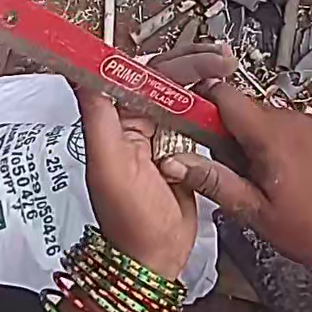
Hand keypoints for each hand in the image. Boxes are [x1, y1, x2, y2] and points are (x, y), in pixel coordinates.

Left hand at [76, 45, 237, 279]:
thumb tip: (83, 72)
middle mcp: (135, 123)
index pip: (138, 75)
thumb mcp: (108, 166)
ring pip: (183, 95)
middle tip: (221, 58)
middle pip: (165, 79)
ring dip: (205, 79)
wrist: (156, 257)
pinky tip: (227, 97)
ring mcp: (160, 135)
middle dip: (194, 64)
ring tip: (227, 67)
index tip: (193, 54)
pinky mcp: (183, 148)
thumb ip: (98, 117)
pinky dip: (213, 105)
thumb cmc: (128, 221)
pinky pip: (198, 118)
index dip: (167, 59)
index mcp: (113, 121)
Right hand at [159, 84, 311, 269]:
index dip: (201, 101)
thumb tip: (175, 163)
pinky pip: (286, 123)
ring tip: (255, 172)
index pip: (225, 94)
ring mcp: (310, 122)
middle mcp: (292, 119)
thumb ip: (213, 181)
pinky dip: (274, 138)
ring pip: (264, 115)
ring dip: (250, 135)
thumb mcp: (253, 211)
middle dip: (224, 128)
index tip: (189, 118)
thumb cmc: (308, 228)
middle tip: (222, 163)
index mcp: (271, 136)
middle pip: (243, 106)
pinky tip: (278, 168)